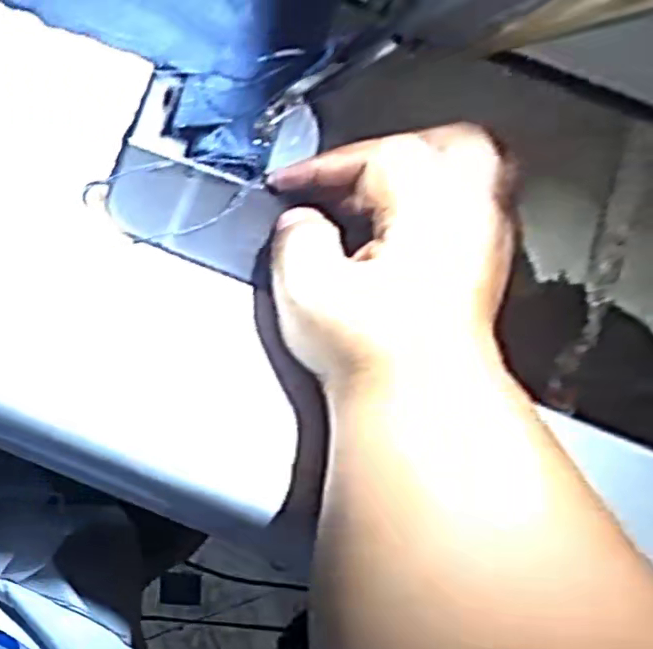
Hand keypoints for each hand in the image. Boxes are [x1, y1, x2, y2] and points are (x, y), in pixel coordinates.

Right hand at [268, 124, 515, 388]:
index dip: (324, 164)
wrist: (410, 388)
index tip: (283, 181)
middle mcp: (469, 212)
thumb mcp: (304, 288)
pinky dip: (409, 209)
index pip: (382, 155)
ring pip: (454, 175)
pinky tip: (373, 236)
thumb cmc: (368, 346)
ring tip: (349, 203)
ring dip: (398, 180)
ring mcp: (479, 239)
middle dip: (375, 155)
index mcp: (431, 208)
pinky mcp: (472, 266)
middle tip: (330, 176)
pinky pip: (452, 211)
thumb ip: (295, 241)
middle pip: (438, 146)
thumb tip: (294, 223)